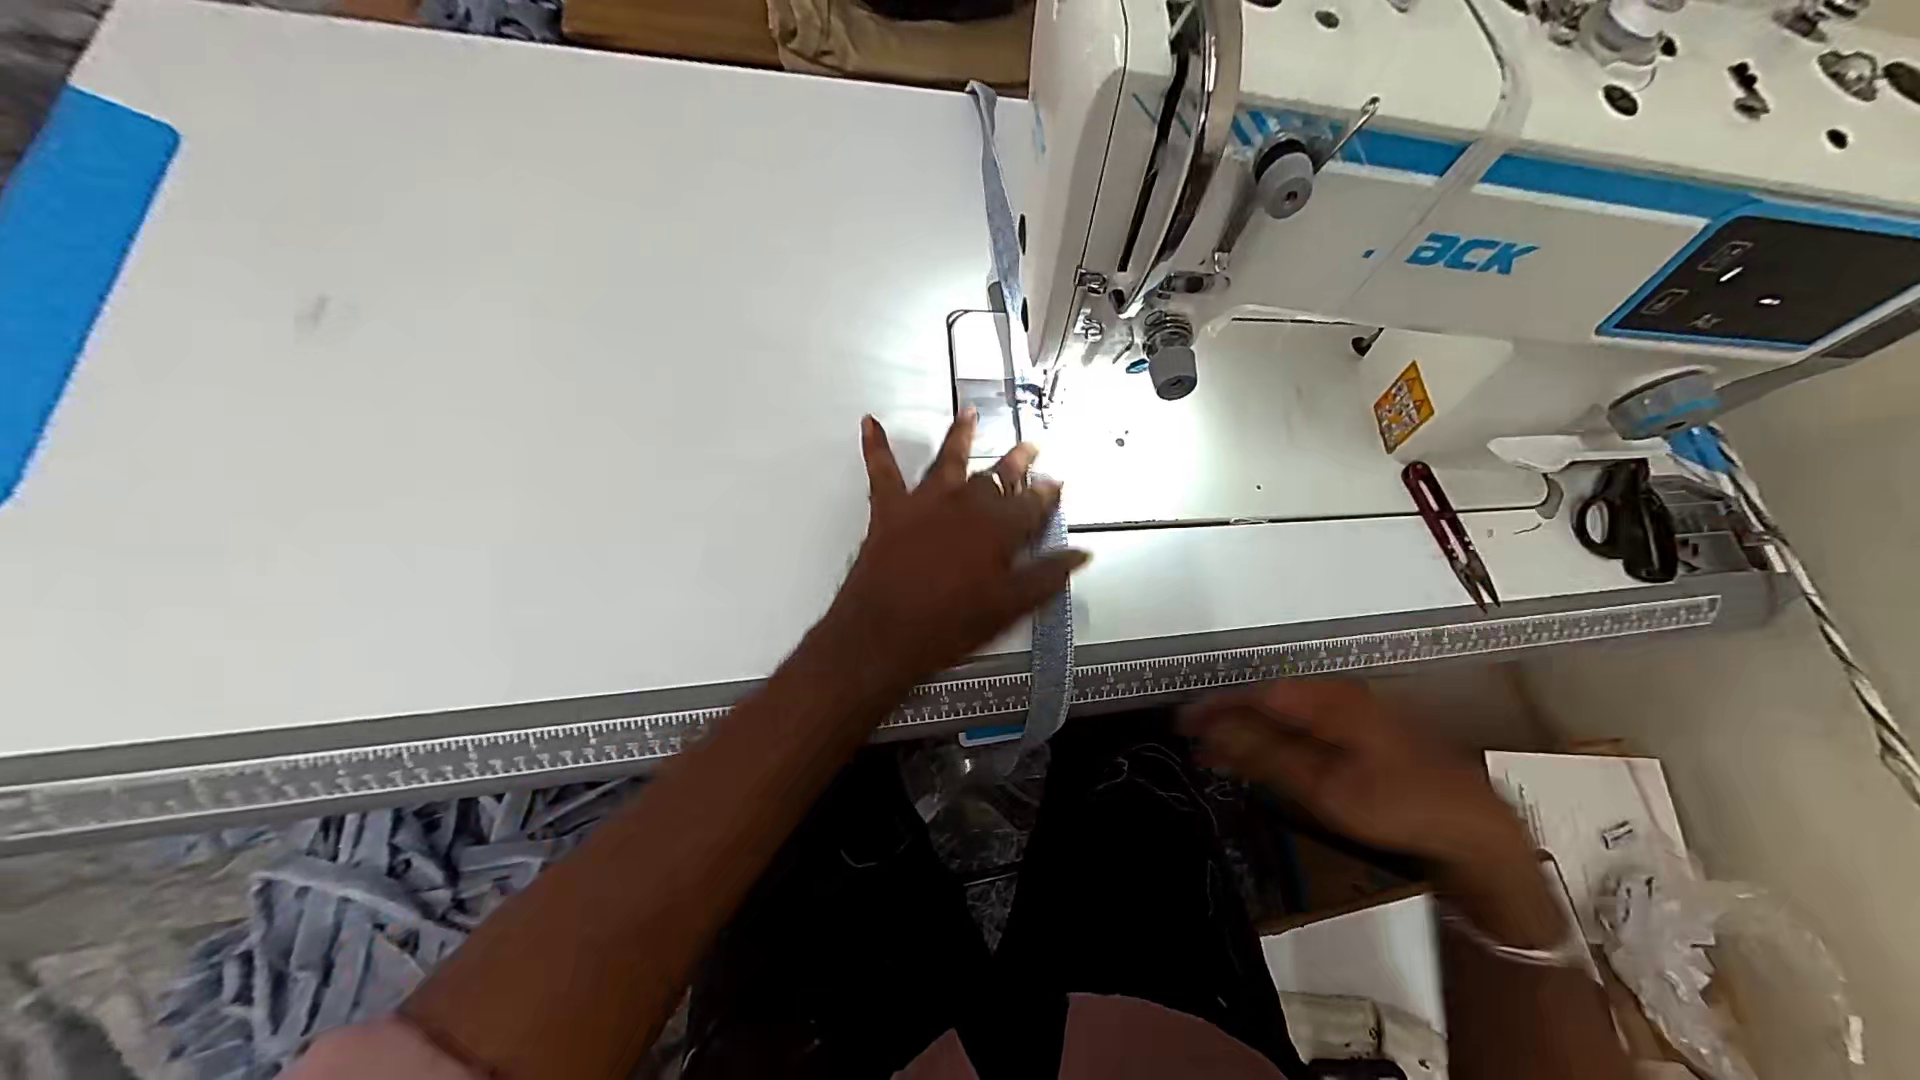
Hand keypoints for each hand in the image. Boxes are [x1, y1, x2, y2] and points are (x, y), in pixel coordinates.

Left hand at [819, 409, 1088, 688]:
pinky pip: (882, 471)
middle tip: (1031, 447)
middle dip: (1017, 462)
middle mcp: (963, 505)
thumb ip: (1045, 577)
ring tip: (970, 412)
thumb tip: (1080, 556)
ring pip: (948, 459)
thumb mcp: (1008, 608)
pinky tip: (870, 423)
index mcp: (996, 528)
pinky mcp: (890, 510)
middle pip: (996, 477)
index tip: (1057, 482)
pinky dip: (875, 447)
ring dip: (961, 435)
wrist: (883, 636)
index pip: (1032, 503)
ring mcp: (925, 503)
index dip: (1047, 492)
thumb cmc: (948, 627)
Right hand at [1182, 679, 1568, 945]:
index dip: (1215, 706)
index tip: (1182, 721)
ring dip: (1249, 731)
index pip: (1254, 694)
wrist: (1476, 829)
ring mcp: (1351, 712)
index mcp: (1326, 700)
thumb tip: (1216, 732)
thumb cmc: (1401, 804)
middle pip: (1266, 700)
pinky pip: (1302, 726)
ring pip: (1283, 714)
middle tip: (1194, 741)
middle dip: (1227, 719)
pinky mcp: (1360, 732)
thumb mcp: (1324, 786)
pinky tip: (1262, 758)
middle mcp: (1336, 696)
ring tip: (1217, 753)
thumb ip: (1265, 754)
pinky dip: (1274, 740)